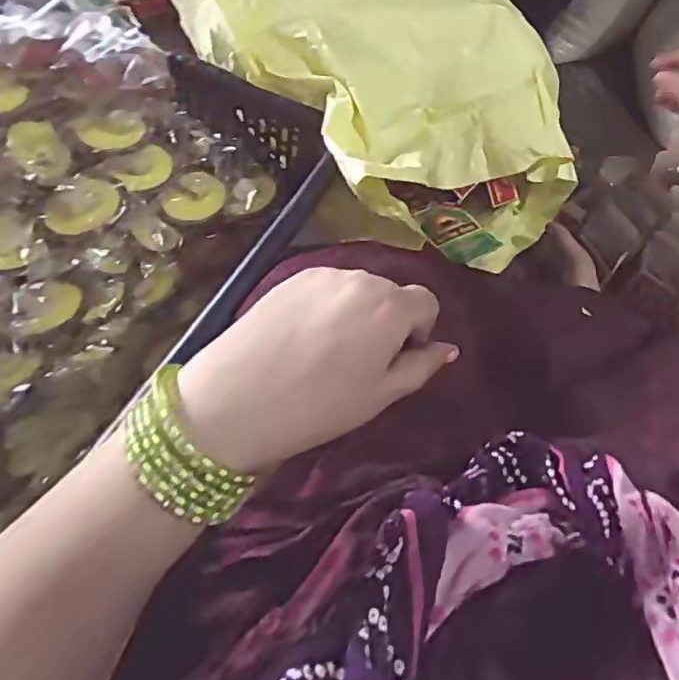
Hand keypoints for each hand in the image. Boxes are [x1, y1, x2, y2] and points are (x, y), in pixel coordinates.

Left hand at [173, 268, 457, 473]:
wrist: (230, 402)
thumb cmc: (317, 406)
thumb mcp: (379, 396)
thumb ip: (420, 367)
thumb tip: (448, 348)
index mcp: (391, 306)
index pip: (426, 302)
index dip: (418, 332)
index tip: (394, 360)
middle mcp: (362, 278)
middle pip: (391, 294)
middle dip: (387, 321)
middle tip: (358, 361)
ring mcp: (324, 273)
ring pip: (358, 289)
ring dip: (356, 311)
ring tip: (325, 350)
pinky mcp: (292, 275)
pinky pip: (327, 286)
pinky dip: (326, 305)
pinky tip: (301, 337)